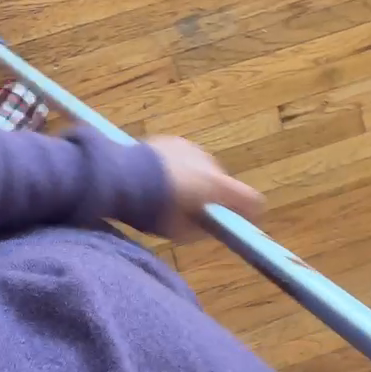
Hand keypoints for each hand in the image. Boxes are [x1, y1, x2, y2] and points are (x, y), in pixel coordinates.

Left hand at [144, 136, 263, 239]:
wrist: (118, 175)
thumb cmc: (151, 207)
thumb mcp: (178, 231)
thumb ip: (200, 230)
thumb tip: (208, 226)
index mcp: (217, 186)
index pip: (252, 200)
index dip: (250, 213)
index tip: (242, 222)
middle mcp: (210, 162)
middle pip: (224, 182)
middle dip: (215, 196)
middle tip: (197, 210)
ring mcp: (190, 148)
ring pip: (204, 168)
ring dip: (198, 180)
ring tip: (175, 193)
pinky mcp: (172, 140)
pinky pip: (186, 158)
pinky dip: (182, 168)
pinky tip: (163, 177)